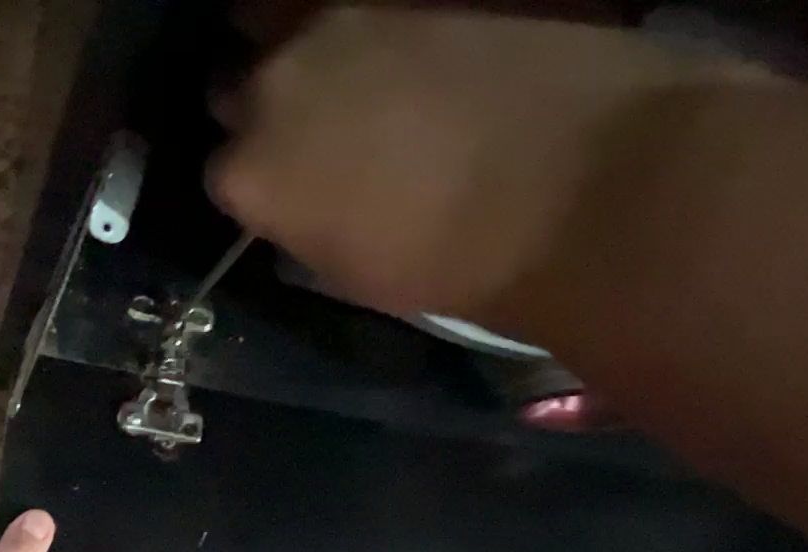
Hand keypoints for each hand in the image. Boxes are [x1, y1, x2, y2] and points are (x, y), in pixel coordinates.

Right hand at [209, 8, 727, 317]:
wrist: (584, 188)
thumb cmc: (453, 263)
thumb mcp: (346, 270)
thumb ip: (299, 219)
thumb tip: (297, 195)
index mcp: (252, 170)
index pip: (223, 166)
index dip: (256, 178)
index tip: (286, 190)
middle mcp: (276, 82)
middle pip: (240, 84)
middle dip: (264, 106)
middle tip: (314, 127)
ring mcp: (345, 19)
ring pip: (289, 19)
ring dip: (303, 48)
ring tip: (347, 74)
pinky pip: (370, 7)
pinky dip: (376, 28)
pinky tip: (413, 55)